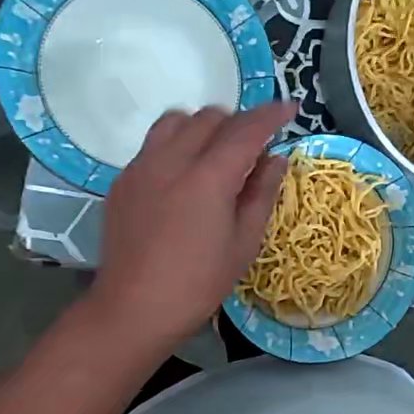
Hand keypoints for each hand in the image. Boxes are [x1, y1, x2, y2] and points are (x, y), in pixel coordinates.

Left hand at [89, 101, 294, 346]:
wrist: (133, 308)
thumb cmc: (198, 283)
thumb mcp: (243, 243)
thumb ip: (261, 194)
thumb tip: (276, 158)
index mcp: (208, 178)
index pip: (246, 130)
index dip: (271, 115)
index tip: (290, 106)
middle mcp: (172, 160)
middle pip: (209, 117)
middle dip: (237, 122)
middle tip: (252, 147)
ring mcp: (141, 167)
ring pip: (176, 121)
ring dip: (202, 126)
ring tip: (214, 153)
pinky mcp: (122, 180)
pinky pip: (152, 144)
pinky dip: (175, 145)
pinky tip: (181, 177)